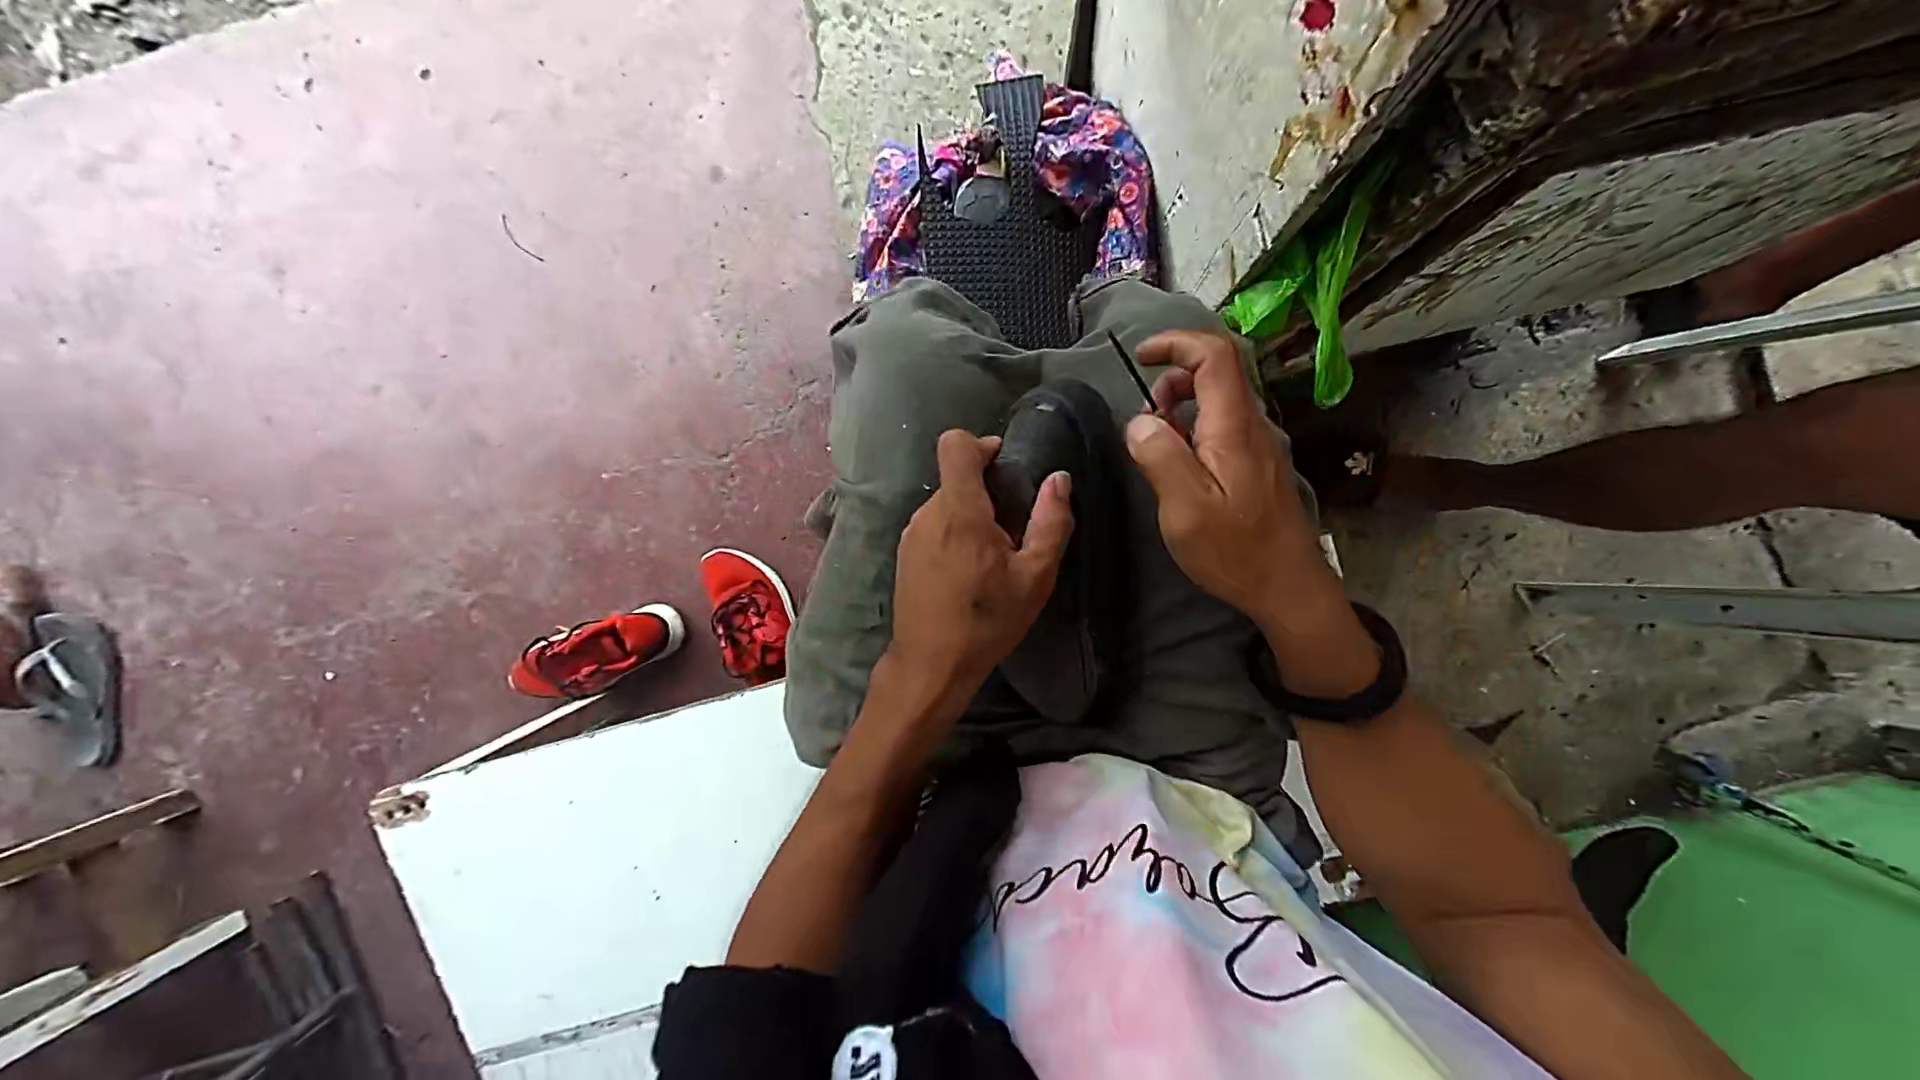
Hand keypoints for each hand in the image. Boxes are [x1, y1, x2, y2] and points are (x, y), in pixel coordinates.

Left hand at [884, 430, 1073, 716]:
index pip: (955, 444)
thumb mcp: (1035, 576)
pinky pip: (934, 525)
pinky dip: (954, 533)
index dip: (981, 444)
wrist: (931, 665)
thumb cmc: (987, 622)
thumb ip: (1051, 522)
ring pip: (946, 504)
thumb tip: (1059, 478)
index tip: (1004, 466)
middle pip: (956, 477)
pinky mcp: (904, 553)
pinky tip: (969, 571)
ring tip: (993, 557)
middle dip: (986, 490)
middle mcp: (927, 513)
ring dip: (971, 515)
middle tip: (1013, 529)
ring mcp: (910, 533)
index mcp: (959, 511)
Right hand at [1122, 331, 1330, 621]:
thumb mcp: (1184, 507)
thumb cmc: (1234, 550)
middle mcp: (1253, 426)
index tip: (1141, 356)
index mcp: (1234, 428)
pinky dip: (1193, 429)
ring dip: (1180, 407)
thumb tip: (1139, 421)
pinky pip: (1223, 426)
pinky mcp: (1257, 464)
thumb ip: (1159, 456)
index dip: (1177, 342)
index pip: (1215, 354)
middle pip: (1218, 371)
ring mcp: (1259, 444)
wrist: (1288, 587)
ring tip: (1157, 446)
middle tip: (1144, 421)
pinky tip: (1181, 466)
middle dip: (1172, 379)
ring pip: (1219, 400)